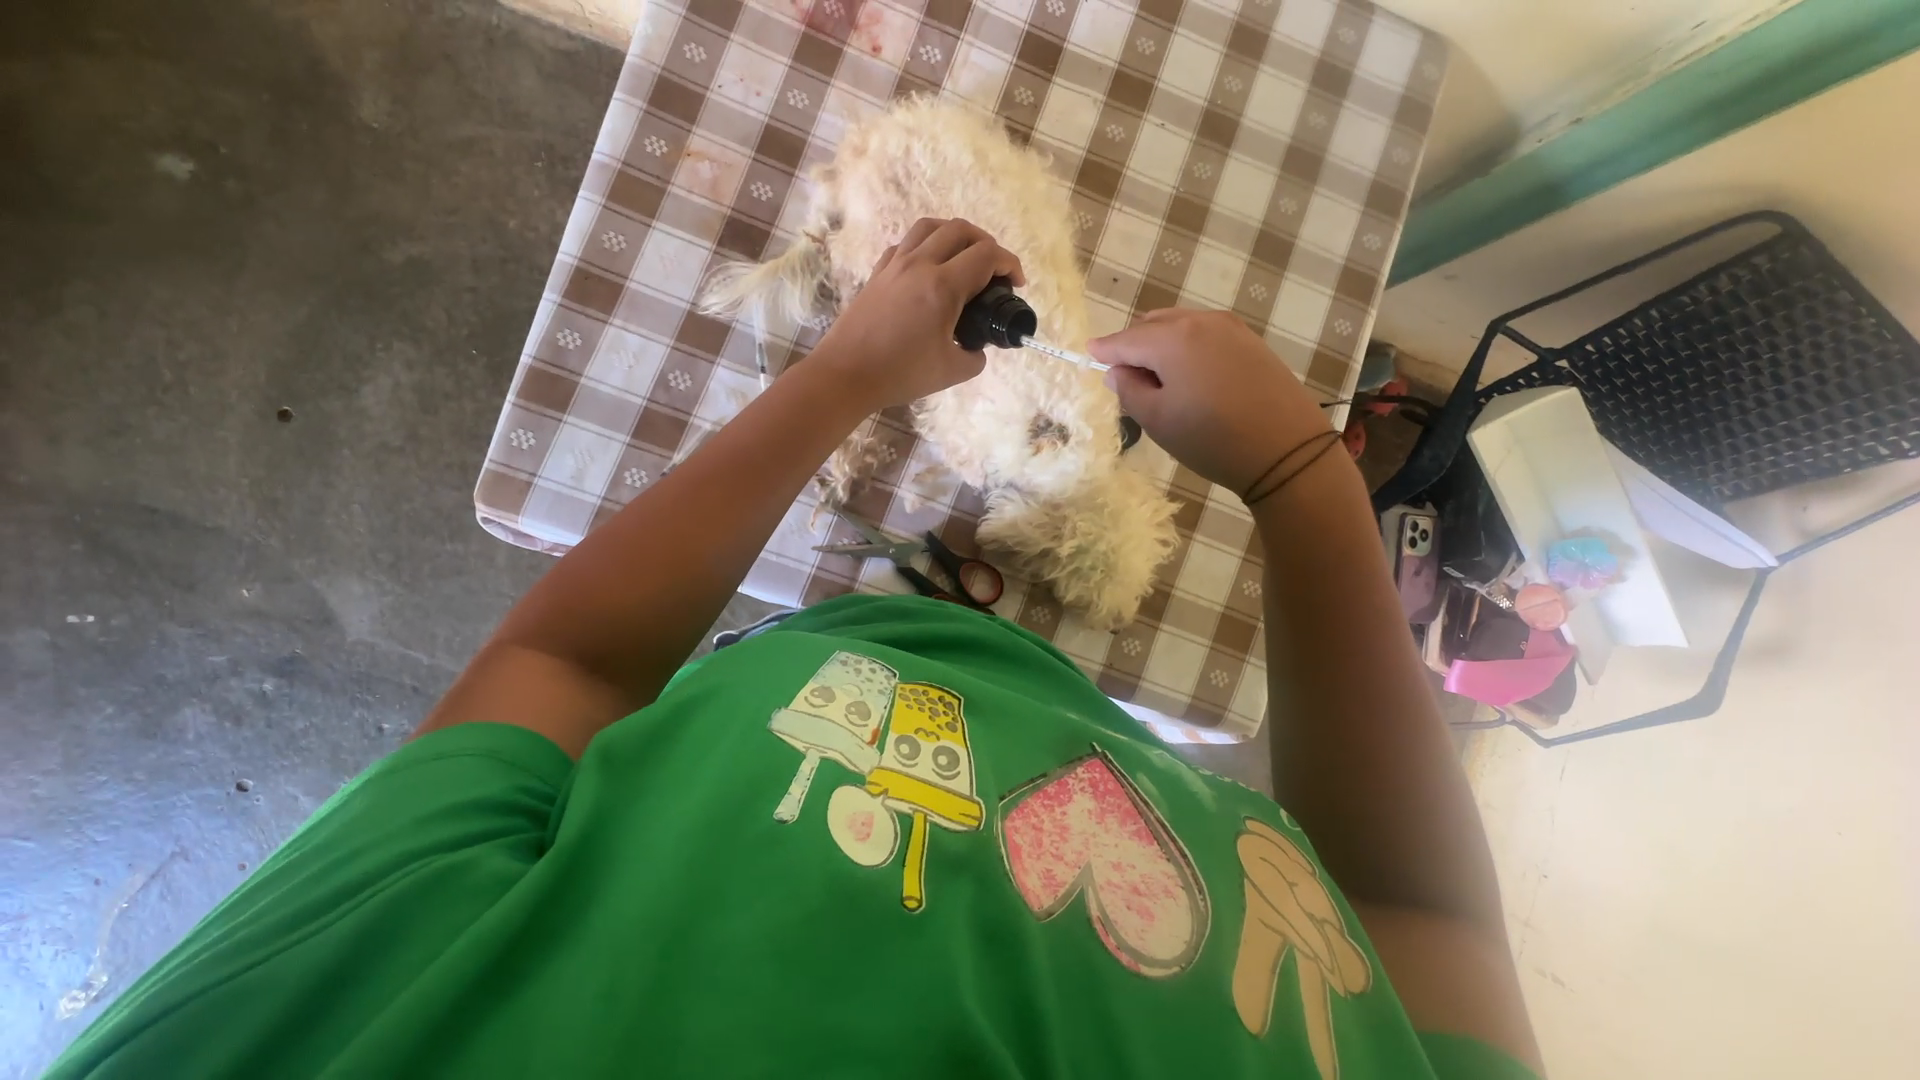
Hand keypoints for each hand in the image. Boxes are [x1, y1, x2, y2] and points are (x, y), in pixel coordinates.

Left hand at [812, 218, 1023, 410]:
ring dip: (954, 234)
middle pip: (960, 230)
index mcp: (942, 286)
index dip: (1010, 264)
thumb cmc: (900, 374)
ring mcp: (894, 265)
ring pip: (930, 227)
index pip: (986, 256)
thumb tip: (977, 348)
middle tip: (994, 270)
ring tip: (964, 257)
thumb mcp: (952, 372)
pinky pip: (905, 243)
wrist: (846, 374)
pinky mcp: (877, 273)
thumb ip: (976, 356)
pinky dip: (925, 246)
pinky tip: (929, 268)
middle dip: (986, 243)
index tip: (1017, 284)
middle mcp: (919, 265)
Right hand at [1090, 308, 1331, 493]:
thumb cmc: (1212, 438)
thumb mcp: (1158, 420)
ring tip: (1158, 378)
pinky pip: (1205, 335)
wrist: (1287, 451)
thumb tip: (1118, 371)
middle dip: (1134, 346)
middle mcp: (1200, 321)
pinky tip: (1190, 375)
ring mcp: (1231, 328)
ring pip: (1181, 326)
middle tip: (1126, 377)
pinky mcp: (1252, 342)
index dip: (1104, 350)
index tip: (1089, 356)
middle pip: (1153, 325)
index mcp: (1172, 338)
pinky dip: (1188, 347)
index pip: (1125, 339)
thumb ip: (1129, 390)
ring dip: (1162, 345)